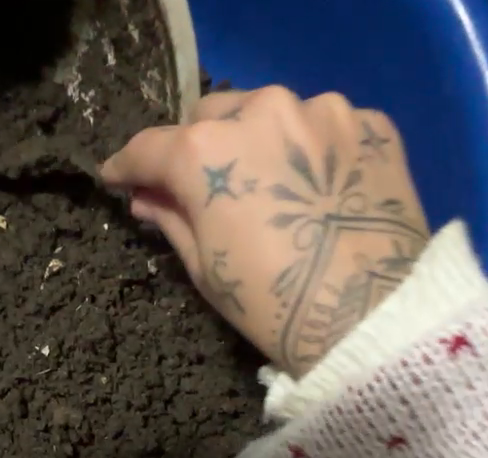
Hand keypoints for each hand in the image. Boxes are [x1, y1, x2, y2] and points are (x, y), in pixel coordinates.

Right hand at [100, 87, 429, 376]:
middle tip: (203, 190)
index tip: (117, 178)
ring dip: (258, 144)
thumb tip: (146, 198)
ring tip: (269, 191)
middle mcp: (262, 110)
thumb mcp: (205, 269)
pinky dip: (310, 153)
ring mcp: (322, 111)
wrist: (369, 318)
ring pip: (270, 114)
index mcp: (207, 150)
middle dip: (199, 149)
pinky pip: (323, 129)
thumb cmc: (270, 303)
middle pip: (211, 117)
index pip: (151, 148)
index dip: (128, 167)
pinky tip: (318, 194)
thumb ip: (171, 219)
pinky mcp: (370, 124)